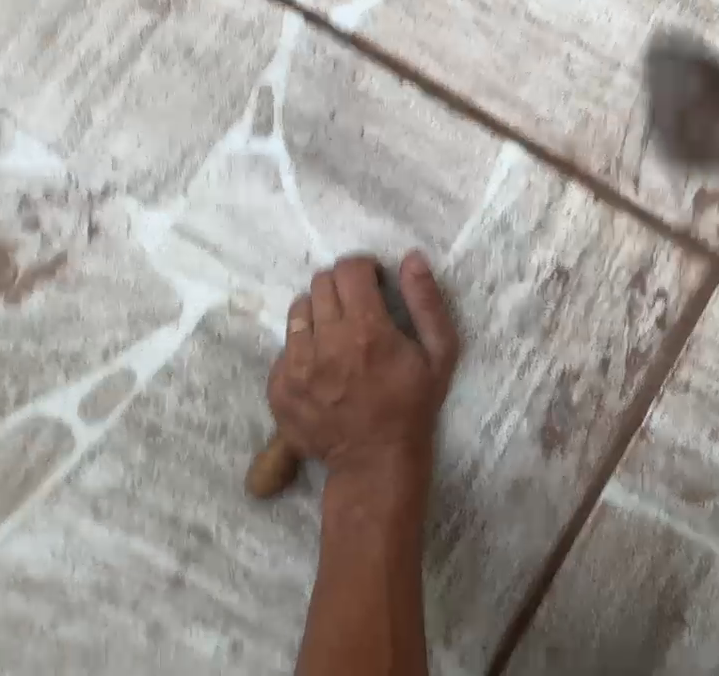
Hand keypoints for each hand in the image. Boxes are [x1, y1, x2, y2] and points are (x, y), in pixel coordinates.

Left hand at [266, 254, 458, 479]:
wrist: (375, 460)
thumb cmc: (414, 403)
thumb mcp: (440, 352)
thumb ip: (427, 301)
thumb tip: (411, 257)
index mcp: (367, 329)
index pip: (349, 269)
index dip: (365, 268)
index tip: (375, 282)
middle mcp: (326, 342)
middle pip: (321, 283)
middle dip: (342, 286)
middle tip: (359, 306)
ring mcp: (296, 366)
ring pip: (299, 310)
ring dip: (320, 311)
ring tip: (338, 333)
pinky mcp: (278, 386)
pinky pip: (285, 345)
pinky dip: (305, 345)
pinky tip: (324, 364)